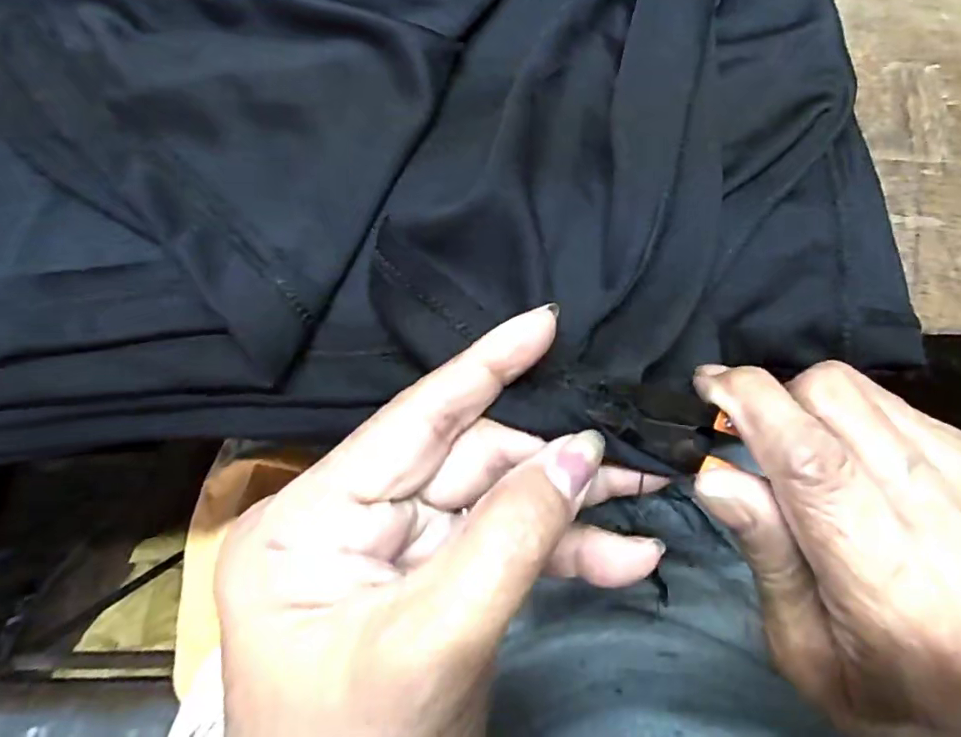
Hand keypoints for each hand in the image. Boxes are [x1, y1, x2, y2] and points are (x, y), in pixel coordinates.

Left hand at [212, 305, 668, 736]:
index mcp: (313, 520)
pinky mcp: (440, 584)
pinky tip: (626, 559)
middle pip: (475, 460)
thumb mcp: (438, 639)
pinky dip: (569, 550)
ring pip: (504, 500)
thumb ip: (515, 531)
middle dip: (556, 458)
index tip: (547, 321)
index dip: (487, 365)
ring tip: (647, 497)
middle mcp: (354, 521)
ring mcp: (400, 553)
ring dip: (577, 505)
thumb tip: (585, 446)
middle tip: (630, 449)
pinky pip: (511, 546)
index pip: (416, 419)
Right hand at [691, 361, 960, 736]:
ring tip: (810, 453)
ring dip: (816, 405)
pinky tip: (859, 461)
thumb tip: (715, 474)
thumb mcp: (801, 648)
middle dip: (779, 398)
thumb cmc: (881, 686)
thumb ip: (766, 552)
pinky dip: (856, 417)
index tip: (710, 383)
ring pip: (864, 390)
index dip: (757, 407)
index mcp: (899, 598)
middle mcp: (955, 531)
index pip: (816, 466)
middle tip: (756, 433)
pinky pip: (895, 402)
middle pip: (839, 402)